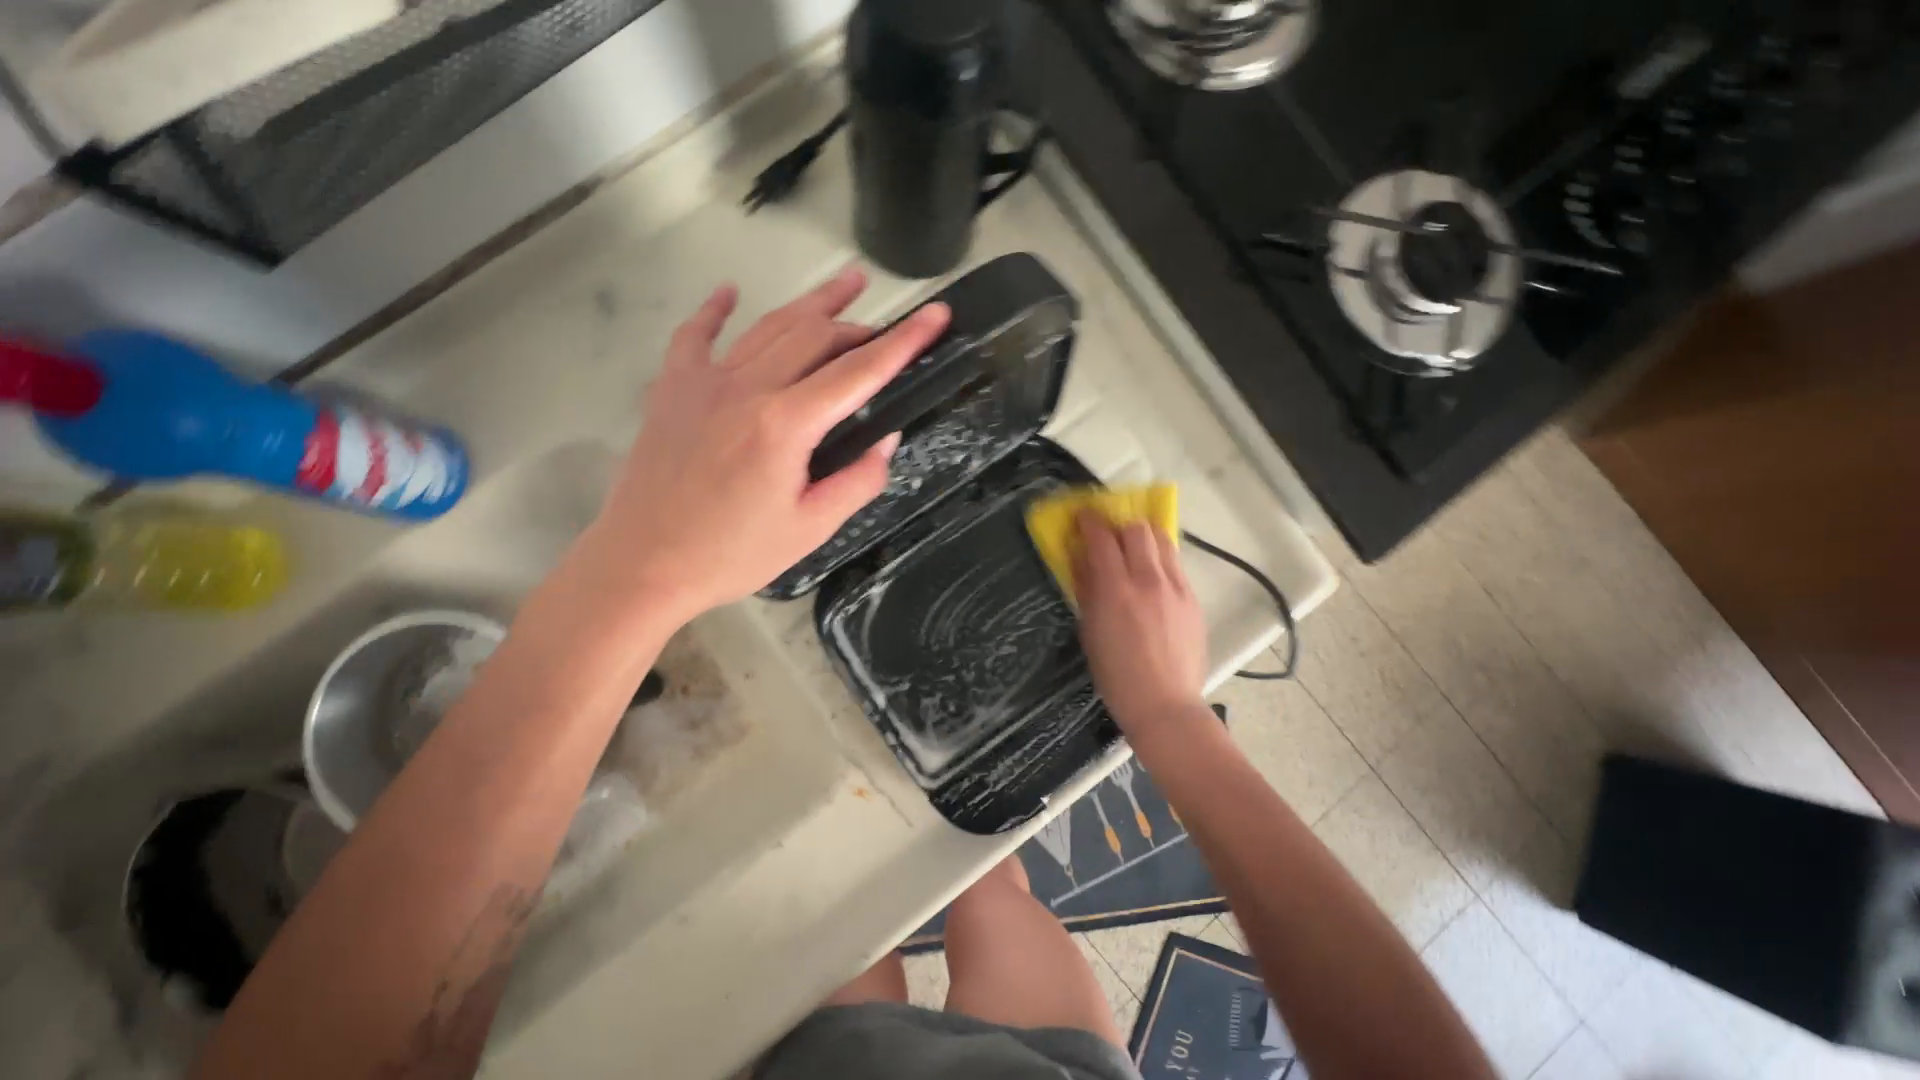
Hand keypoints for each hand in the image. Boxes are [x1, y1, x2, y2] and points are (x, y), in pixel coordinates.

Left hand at [585, 267, 950, 619]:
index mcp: (786, 423)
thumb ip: (857, 481)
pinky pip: (696, 336)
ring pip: (768, 327)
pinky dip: (715, 311)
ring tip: (845, 282)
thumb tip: (886, 439)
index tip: (936, 315)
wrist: (642, 565)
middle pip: (815, 335)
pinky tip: (729, 292)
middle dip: (859, 323)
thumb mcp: (810, 529)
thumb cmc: (731, 555)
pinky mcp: (673, 389)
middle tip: (889, 326)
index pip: (859, 370)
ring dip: (810, 303)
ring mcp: (706, 382)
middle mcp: (748, 387)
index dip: (904, 341)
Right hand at [1072, 511, 1209, 734]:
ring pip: (1163, 541)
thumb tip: (1082, 562)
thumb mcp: (1090, 633)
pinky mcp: (1193, 600)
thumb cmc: (1116, 677)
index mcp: (1116, 589)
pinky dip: (1160, 561)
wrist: (1165, 705)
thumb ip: (1087, 592)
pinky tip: (1153, 579)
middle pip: (1137, 530)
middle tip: (1109, 536)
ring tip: (1134, 550)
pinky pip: (1176, 566)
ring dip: (1145, 538)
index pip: (1102, 538)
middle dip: (1120, 525)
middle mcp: (1149, 580)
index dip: (1090, 522)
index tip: (1083, 518)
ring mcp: (1176, 588)